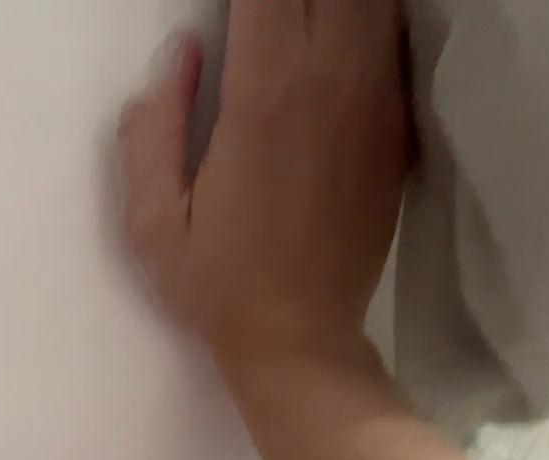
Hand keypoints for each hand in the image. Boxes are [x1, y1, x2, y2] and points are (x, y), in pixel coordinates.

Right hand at [118, 0, 409, 365]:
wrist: (298, 336)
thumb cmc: (216, 285)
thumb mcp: (153, 224)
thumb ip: (152, 132)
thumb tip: (178, 52)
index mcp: (266, 93)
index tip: (218, 8)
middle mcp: (334, 76)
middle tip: (252, 16)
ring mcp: (377, 97)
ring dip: (326, 3)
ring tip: (289, 24)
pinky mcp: (397, 124)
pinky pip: (393, 34)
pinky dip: (364, 18)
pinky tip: (334, 32)